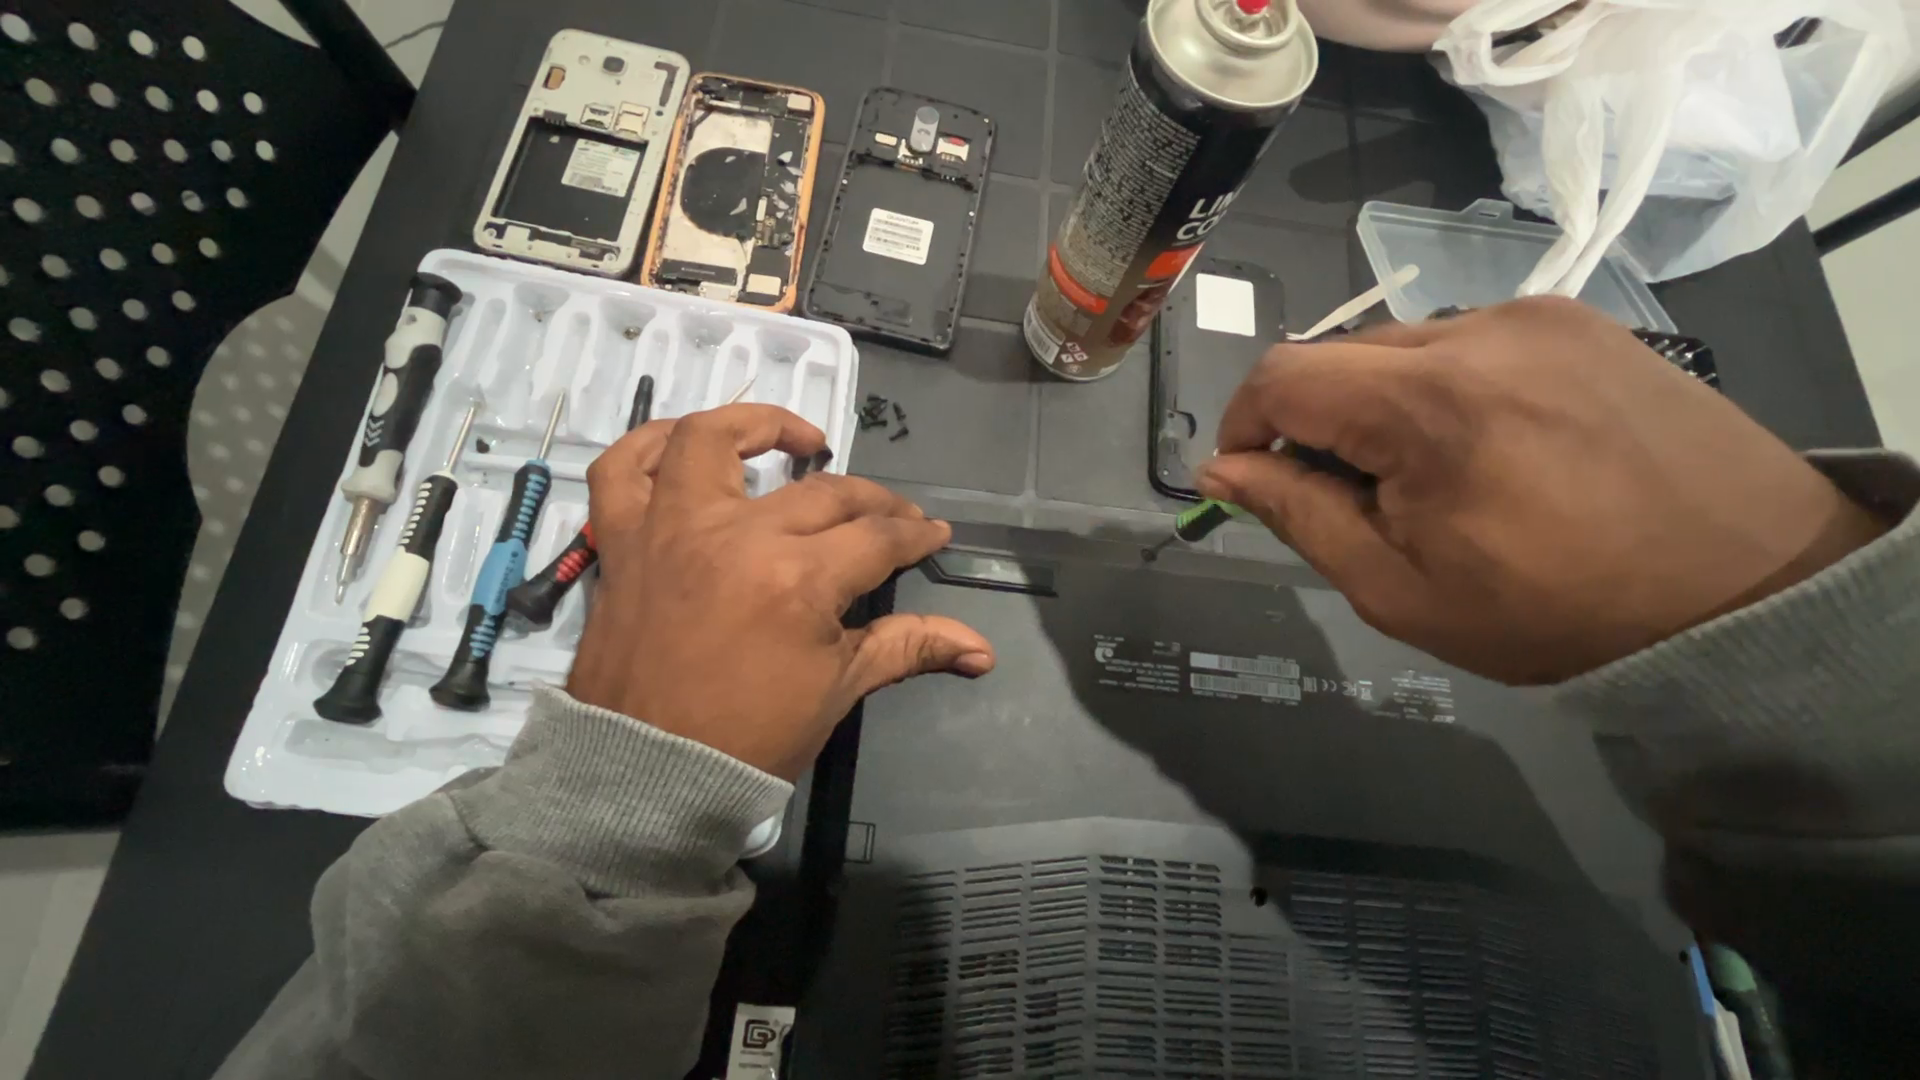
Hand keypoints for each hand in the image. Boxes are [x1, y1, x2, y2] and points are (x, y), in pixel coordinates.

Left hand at [567, 404, 994, 778]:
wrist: (646, 776)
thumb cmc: (750, 739)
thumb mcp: (839, 689)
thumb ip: (910, 648)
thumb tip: (984, 652)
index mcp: (799, 579)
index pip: (877, 538)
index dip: (915, 534)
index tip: (934, 534)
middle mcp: (737, 535)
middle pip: (824, 492)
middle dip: (874, 500)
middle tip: (893, 517)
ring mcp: (672, 530)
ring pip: (710, 441)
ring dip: (759, 426)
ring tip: (797, 441)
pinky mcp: (624, 541)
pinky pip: (622, 469)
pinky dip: (648, 445)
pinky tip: (684, 447)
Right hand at [1197, 297, 1886, 684]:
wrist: (1749, 592)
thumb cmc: (1551, 612)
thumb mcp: (1395, 587)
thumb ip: (1296, 514)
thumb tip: (1220, 471)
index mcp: (1429, 404)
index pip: (1283, 376)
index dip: (1242, 424)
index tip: (1251, 476)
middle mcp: (1480, 332)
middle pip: (1336, 355)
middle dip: (1311, 421)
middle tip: (1342, 492)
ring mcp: (1539, 317)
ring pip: (1396, 346)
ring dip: (1373, 404)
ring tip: (1419, 473)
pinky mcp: (1580, 321)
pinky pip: (1462, 342)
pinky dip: (1434, 388)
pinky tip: (1476, 444)